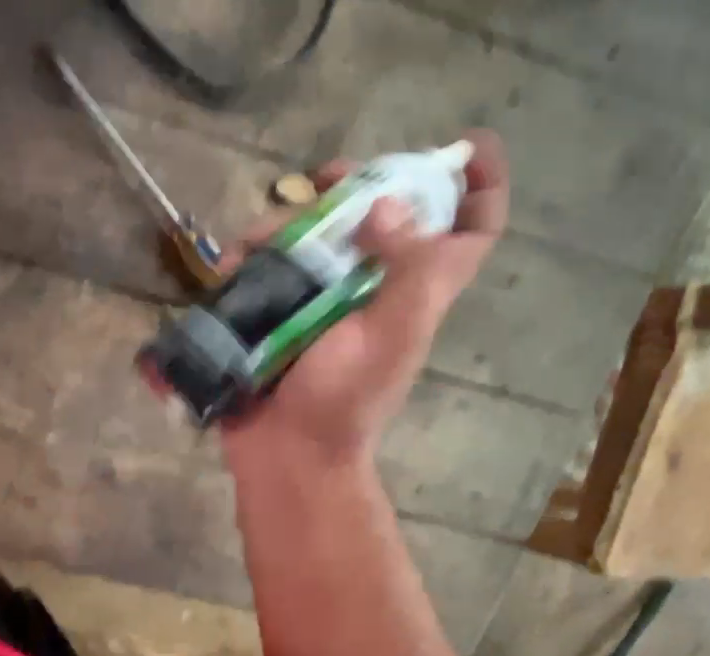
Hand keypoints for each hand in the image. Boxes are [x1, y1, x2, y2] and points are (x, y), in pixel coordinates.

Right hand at [220, 131, 509, 465]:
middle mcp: (374, 289)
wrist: (284, 455)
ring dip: (283, 228)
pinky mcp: (275, 321)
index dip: (481, 184)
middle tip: (323, 176)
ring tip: (249, 240)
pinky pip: (266, 276)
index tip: (465, 147)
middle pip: (381, 219)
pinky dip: (248, 264)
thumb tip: (384, 205)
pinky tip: (228, 267)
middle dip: (358, 188)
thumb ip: (406, 268)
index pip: (472, 228)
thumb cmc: (342, 401)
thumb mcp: (391, 335)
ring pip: (314, 242)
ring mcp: (320, 305)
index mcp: (418, 290)